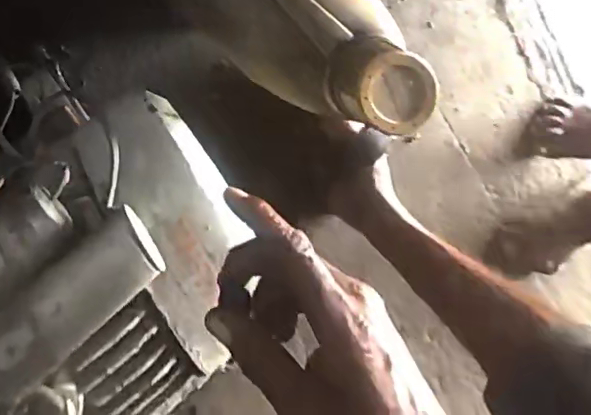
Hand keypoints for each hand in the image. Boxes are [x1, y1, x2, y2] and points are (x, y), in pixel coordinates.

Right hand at [209, 187, 442, 414]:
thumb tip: (218, 317)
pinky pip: (318, 291)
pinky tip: (284, 338)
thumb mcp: (305, 405)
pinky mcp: (372, 321)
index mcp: (341, 311)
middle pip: (289, 258)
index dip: (257, 216)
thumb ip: (259, 357)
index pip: (291, 246)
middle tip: (230, 308)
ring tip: (257, 333)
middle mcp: (355, 295)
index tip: (228, 196)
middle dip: (251, 273)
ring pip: (301, 274)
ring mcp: (367, 306)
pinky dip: (290, 304)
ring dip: (269, 293)